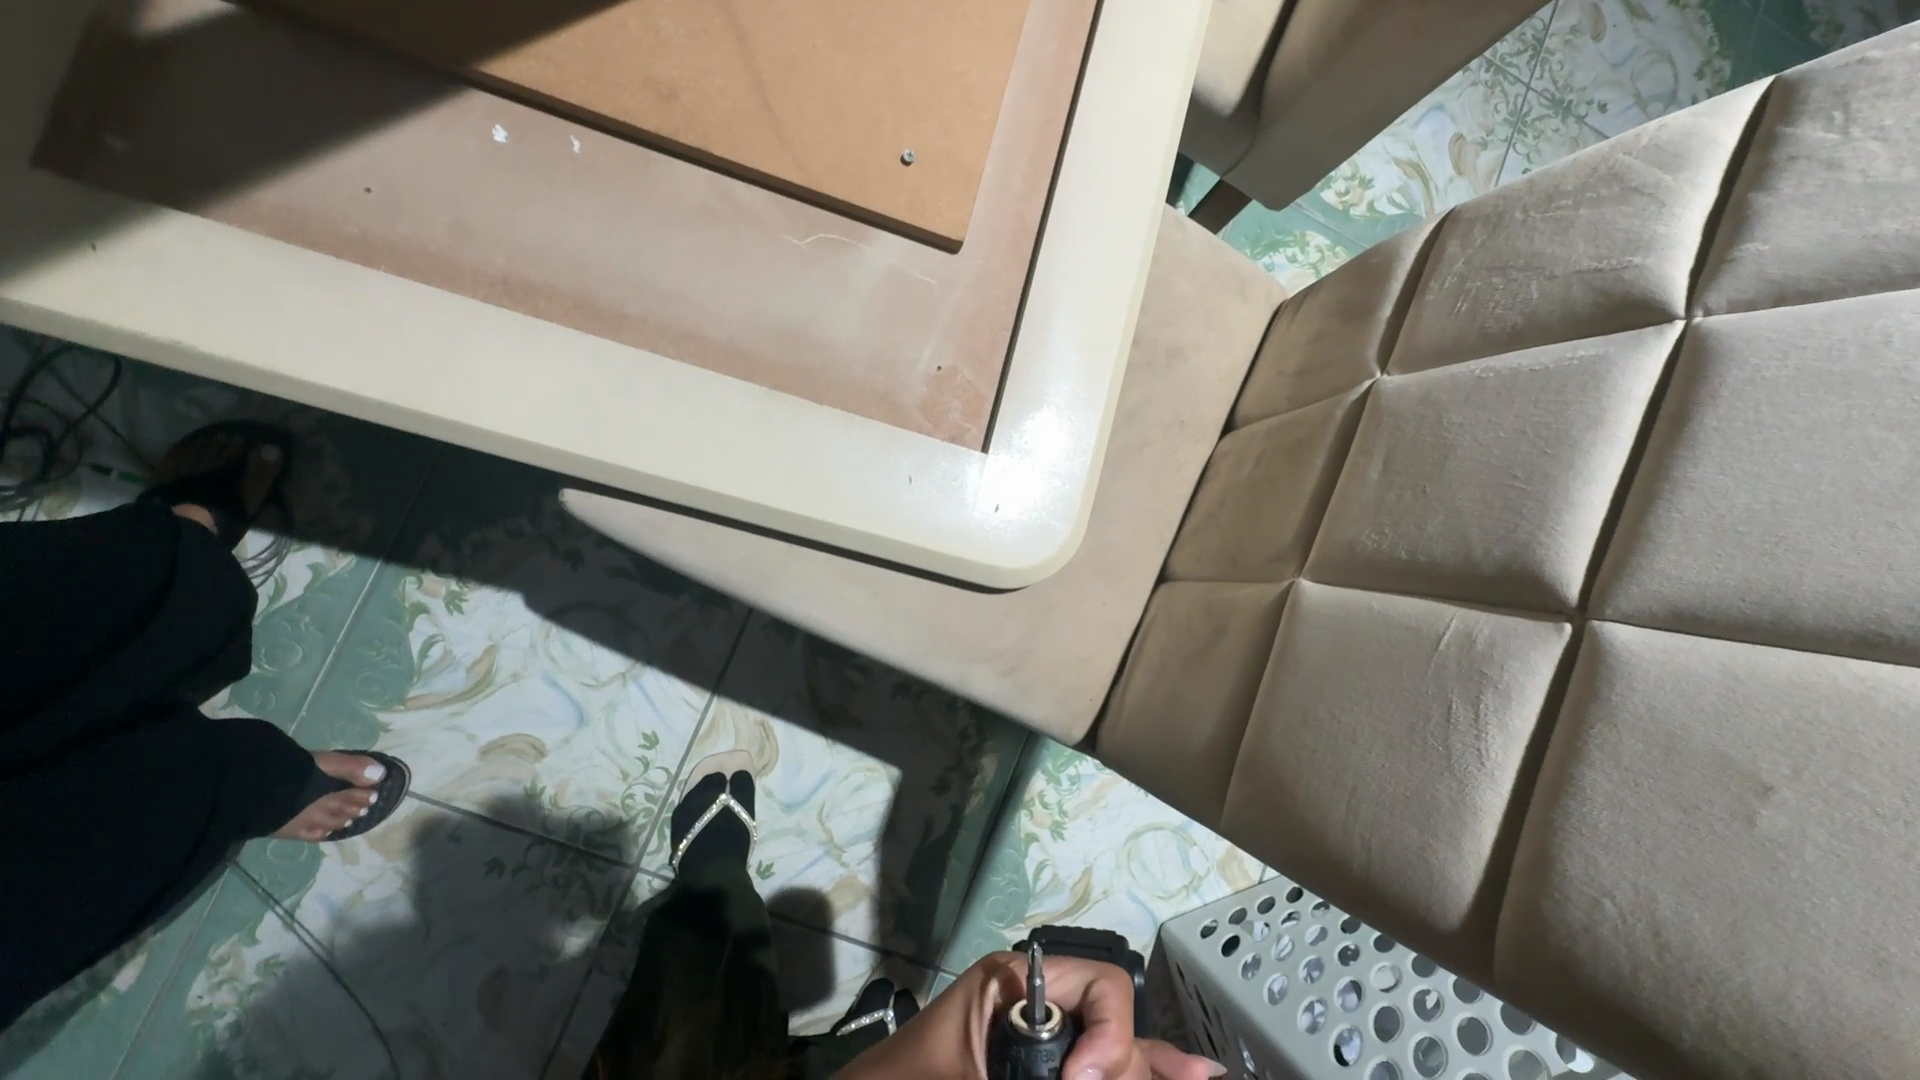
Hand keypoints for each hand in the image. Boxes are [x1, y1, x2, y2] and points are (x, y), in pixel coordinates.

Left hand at [834, 951, 1224, 1078]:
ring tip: (1204, 1074)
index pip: (1099, 988)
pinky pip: (1087, 1074)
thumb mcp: (969, 1074)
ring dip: (1151, 1066)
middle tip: (1195, 1077)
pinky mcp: (1030, 1072)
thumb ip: (1034, 1068)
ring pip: (1109, 1056)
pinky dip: (1119, 1076)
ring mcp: (1035, 1046)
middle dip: (1139, 1059)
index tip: (1084, 1078)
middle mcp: (1035, 1009)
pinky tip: (1174, 1073)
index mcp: (1014, 986)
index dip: (1110, 1035)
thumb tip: (1097, 1072)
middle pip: (1113, 1028)